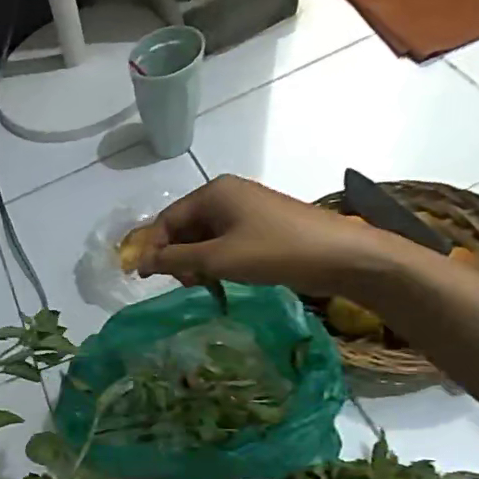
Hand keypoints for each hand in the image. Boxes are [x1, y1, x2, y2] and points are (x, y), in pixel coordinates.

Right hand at [134, 175, 422, 298]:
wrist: (338, 255)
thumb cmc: (274, 251)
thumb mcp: (219, 258)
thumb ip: (176, 259)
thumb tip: (141, 262)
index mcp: (214, 192)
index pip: (167, 219)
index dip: (151, 247)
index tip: (140, 276)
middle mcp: (227, 195)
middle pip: (185, 226)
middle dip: (175, 255)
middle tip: (180, 285)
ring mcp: (246, 211)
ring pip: (205, 237)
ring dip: (196, 262)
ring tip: (201, 286)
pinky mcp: (261, 228)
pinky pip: (225, 243)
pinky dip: (216, 261)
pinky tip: (219, 281)